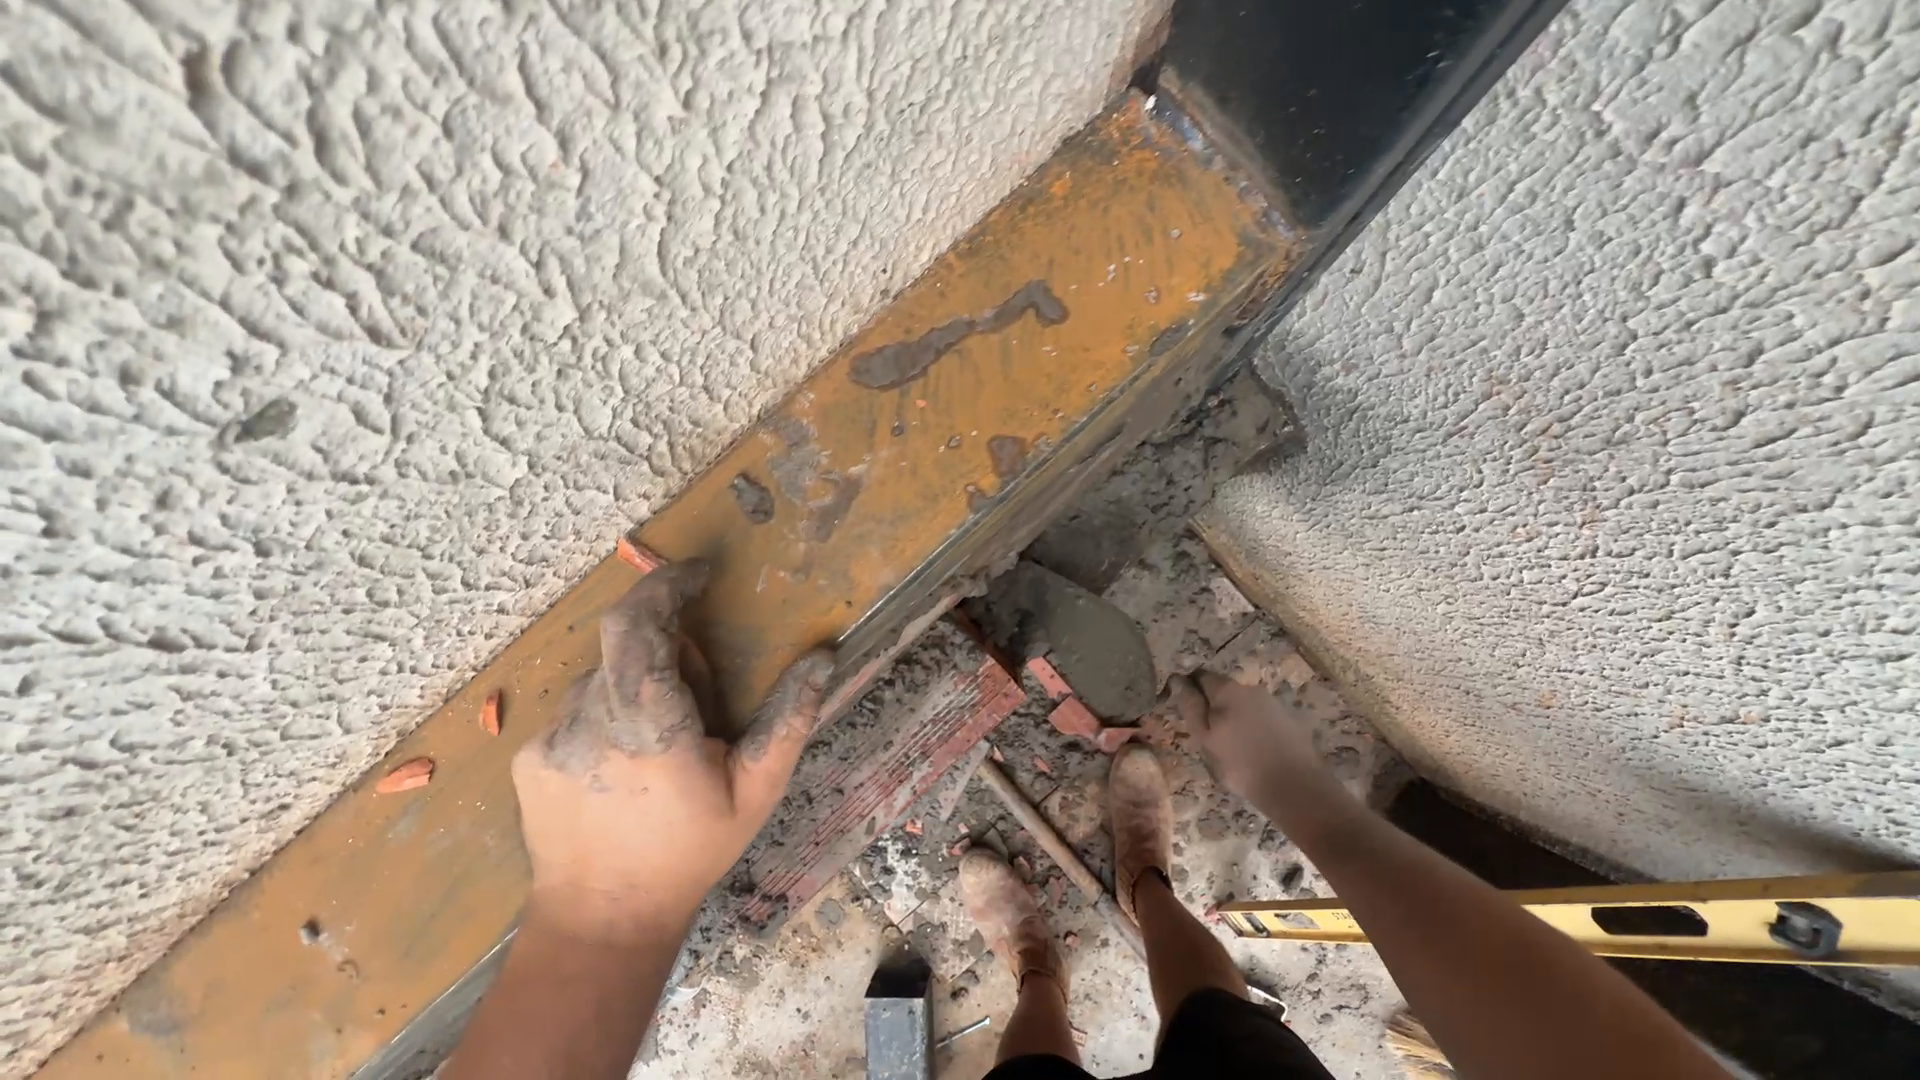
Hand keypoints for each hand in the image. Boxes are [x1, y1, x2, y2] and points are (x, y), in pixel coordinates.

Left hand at [510, 560, 834, 943]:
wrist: (601, 919)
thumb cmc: (689, 852)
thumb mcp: (756, 790)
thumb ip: (789, 718)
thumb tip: (823, 658)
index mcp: (647, 724)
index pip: (638, 623)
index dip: (666, 586)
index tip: (699, 575)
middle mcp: (589, 720)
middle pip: (626, 643)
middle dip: (667, 643)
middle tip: (699, 696)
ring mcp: (551, 737)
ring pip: (603, 677)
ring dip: (640, 683)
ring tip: (666, 743)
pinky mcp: (529, 756)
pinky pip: (578, 708)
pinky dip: (611, 711)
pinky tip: (628, 764)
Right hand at [1172, 672, 1347, 812]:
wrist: (1296, 787)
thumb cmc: (1240, 763)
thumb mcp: (1205, 737)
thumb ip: (1190, 705)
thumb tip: (1177, 679)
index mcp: (1227, 689)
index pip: (1199, 676)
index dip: (1188, 689)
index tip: (1184, 712)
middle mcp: (1251, 688)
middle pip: (1222, 690)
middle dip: (1212, 706)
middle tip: (1206, 737)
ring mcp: (1274, 704)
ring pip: (1243, 705)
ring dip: (1233, 719)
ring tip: (1231, 748)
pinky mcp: (1290, 721)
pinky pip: (1261, 719)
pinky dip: (1252, 729)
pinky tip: (1254, 752)